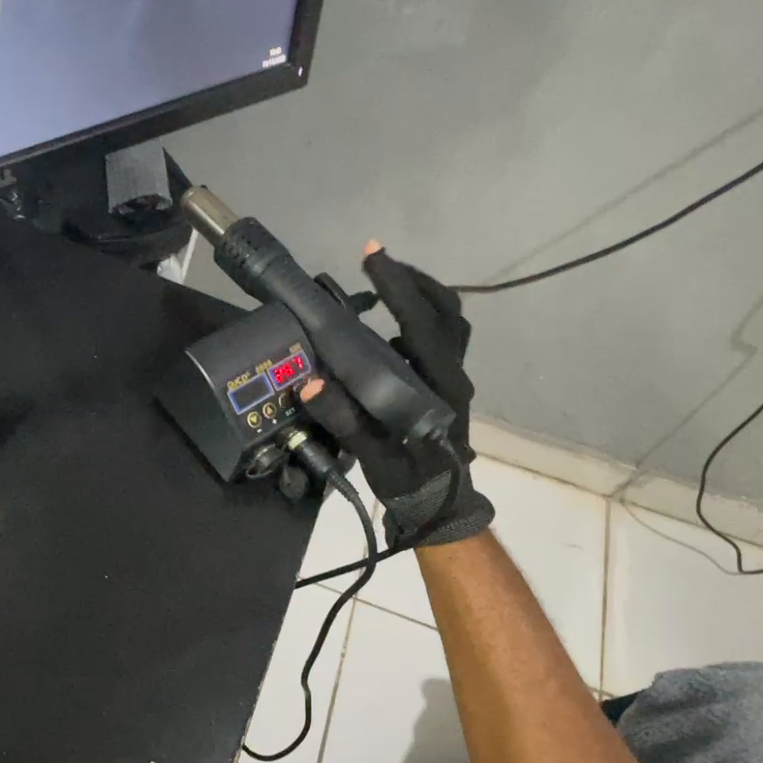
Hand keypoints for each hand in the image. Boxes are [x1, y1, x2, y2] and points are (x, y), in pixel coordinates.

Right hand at [298, 243, 493, 548]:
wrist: (440, 507)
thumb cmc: (409, 481)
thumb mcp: (373, 456)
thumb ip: (344, 420)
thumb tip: (309, 385)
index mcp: (437, 386)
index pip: (421, 323)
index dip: (397, 287)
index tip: (370, 256)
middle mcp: (452, 375)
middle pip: (446, 310)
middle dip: (412, 280)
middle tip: (376, 263)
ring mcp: (453, 379)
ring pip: (448, 322)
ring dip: (420, 296)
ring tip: (384, 285)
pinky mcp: (446, 385)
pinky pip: (439, 339)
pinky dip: (416, 319)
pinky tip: (386, 327)